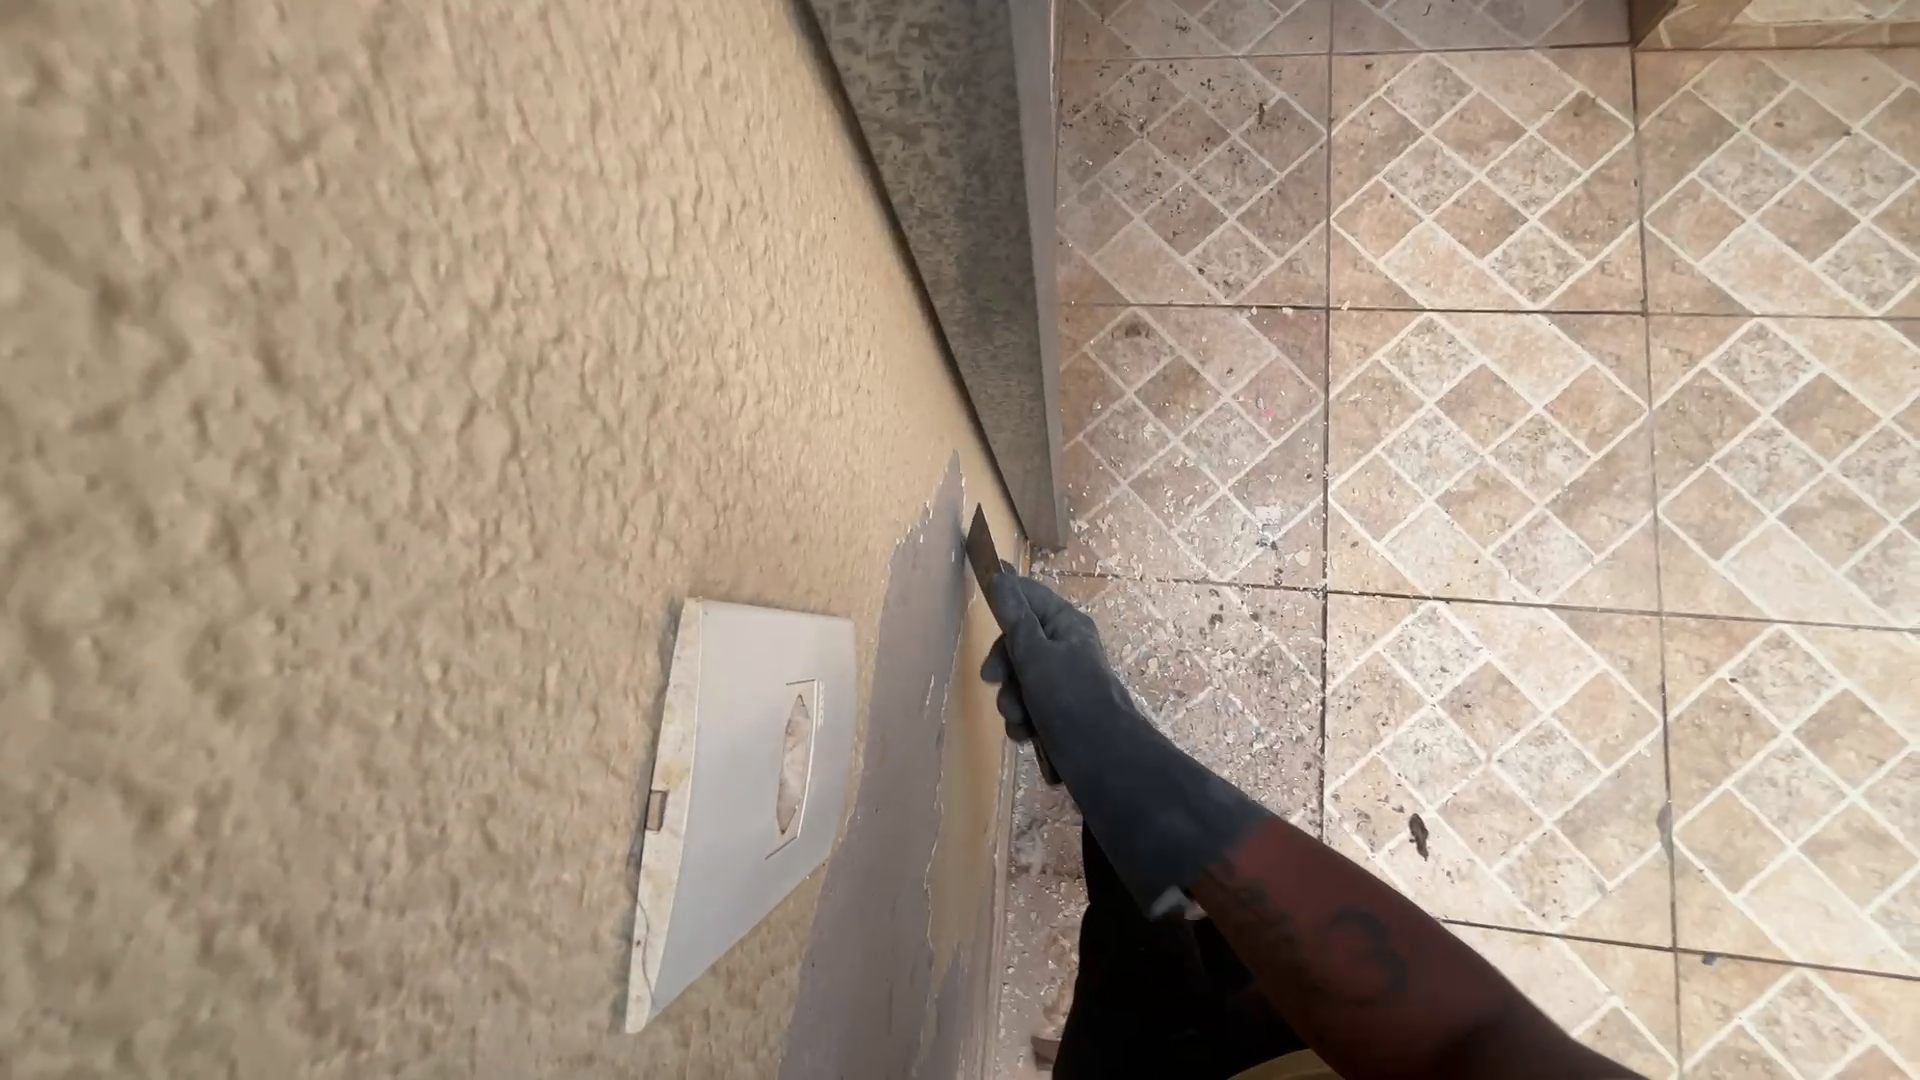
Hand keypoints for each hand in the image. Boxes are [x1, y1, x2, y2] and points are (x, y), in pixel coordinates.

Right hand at [979, 573, 1141, 757]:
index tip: (982, 604)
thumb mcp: (1036, 656)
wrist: (1105, 764)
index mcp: (1066, 625)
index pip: (1029, 596)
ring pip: (1018, 680)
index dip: (1005, 600)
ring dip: (1012, 701)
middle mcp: (1064, 649)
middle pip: (1017, 643)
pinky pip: (1027, 708)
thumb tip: (1001, 577)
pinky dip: (1023, 722)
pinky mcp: (1057, 714)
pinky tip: (1027, 735)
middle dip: (1004, 668)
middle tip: (993, 681)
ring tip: (1020, 719)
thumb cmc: (1070, 701)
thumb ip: (1015, 619)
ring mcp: (1061, 683)